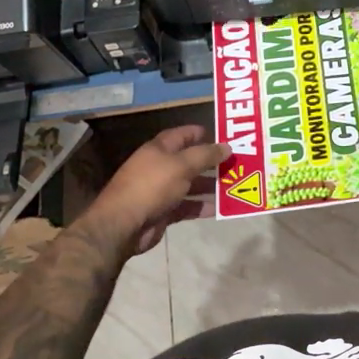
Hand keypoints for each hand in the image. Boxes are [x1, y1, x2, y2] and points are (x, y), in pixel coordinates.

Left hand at [82, 125, 228, 254]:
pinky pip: (187, 206)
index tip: (222, 136)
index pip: (182, 135)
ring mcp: (160, 190)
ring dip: (209, 185)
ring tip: (232, 186)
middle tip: (235, 163)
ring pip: (190, 184)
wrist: (123, 225)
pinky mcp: (163, 211)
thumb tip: (227, 146)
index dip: (201, 133)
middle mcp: (160, 166)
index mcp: (159, 149)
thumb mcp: (182, 165)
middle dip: (211, 162)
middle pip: (189, 160)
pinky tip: (219, 208)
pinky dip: (201, 206)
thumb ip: (206, 155)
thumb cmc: (152, 186)